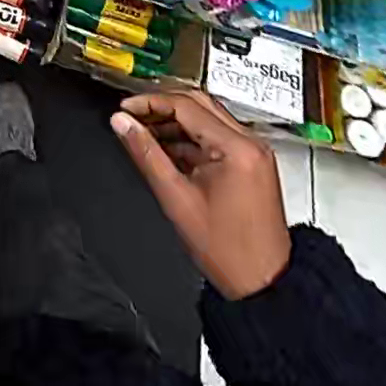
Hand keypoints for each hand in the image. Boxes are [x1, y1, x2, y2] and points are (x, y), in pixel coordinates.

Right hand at [111, 90, 291, 300]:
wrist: (262, 283)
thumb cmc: (228, 251)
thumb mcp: (176, 199)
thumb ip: (146, 154)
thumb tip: (124, 125)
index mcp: (236, 147)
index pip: (186, 105)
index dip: (150, 102)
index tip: (127, 108)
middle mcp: (250, 142)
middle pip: (198, 103)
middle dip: (162, 105)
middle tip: (133, 114)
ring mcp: (253, 150)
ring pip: (207, 117)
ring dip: (176, 121)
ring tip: (145, 132)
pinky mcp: (251, 160)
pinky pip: (216, 135)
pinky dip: (191, 137)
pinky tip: (168, 149)